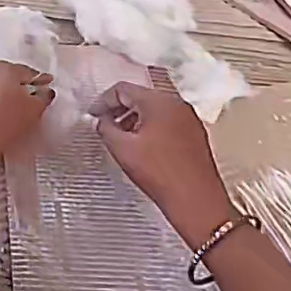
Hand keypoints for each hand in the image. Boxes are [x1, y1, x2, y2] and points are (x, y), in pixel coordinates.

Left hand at [0, 62, 53, 159]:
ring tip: (9, 112)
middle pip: (8, 78)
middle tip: (28, 101)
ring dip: (0, 95)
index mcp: (6, 68)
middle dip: (18, 87)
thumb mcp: (35, 108)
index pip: (28, 72)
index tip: (46, 87)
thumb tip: (45, 91)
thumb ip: (44, 96)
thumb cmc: (8, 120)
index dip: (39, 81)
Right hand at [90, 84, 235, 239]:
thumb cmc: (163, 175)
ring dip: (135, 117)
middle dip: (119, 108)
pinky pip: (168, 120)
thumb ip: (105, 128)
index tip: (95, 114)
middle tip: (105, 122)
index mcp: (159, 102)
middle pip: (140, 96)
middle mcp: (177, 105)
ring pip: (154, 108)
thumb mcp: (121, 148)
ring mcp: (189, 119)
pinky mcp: (195, 134)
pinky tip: (143, 146)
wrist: (195, 201)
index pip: (123, 89)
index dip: (103, 101)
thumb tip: (103, 121)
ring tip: (122, 137)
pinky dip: (151, 126)